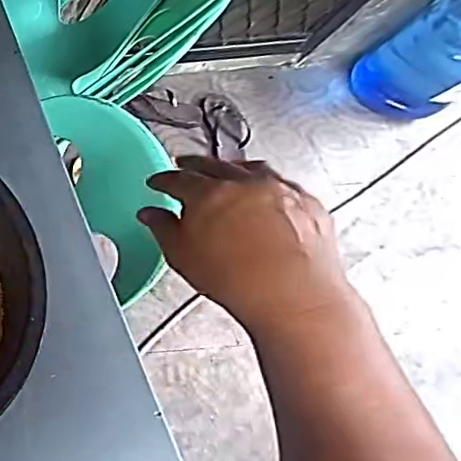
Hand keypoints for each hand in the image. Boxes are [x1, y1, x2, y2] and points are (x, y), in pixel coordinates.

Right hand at [137, 156, 357, 332]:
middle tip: (185, 167)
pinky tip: (262, 197)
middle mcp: (246, 184)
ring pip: (252, 169)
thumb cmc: (238, 278)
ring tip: (225, 177)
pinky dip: (267, 185)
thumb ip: (162, 227)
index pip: (177, 178)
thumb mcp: (180, 254)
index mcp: (208, 193)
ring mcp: (281, 190)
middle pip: (215, 165)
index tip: (158, 182)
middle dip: (195, 166)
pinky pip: (283, 184)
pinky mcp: (308, 203)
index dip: (163, 179)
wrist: (292, 295)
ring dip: (233, 169)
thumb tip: (152, 215)